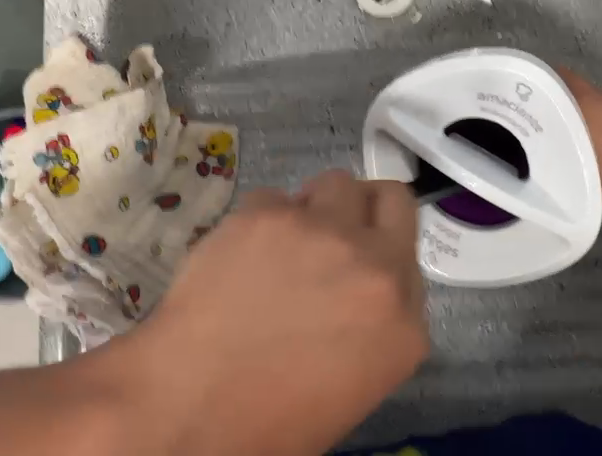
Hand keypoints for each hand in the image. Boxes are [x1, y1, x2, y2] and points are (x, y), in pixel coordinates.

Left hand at [109, 171, 427, 455]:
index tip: (357, 264)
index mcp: (404, 322)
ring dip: (318, 206)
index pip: (411, 255)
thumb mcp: (355, 383)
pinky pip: (275, 196)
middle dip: (366, 210)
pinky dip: (264, 219)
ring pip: (336, 182)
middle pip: (390, 198)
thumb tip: (359, 285)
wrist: (189, 407)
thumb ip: (375, 320)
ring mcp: (322, 231)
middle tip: (335, 231)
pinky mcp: (269, 212)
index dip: (381, 253)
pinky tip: (241, 252)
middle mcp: (374, 265)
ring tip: (285, 241)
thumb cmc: (272, 418)